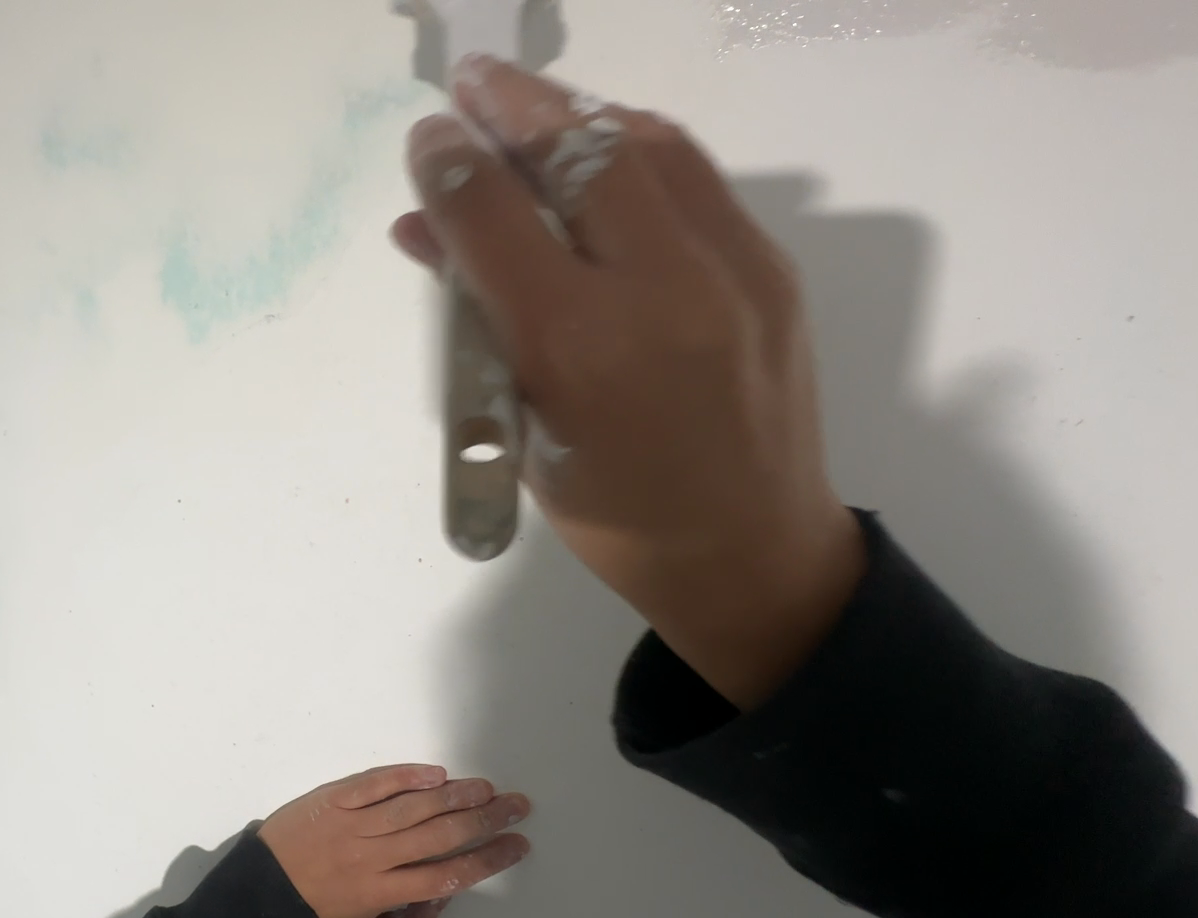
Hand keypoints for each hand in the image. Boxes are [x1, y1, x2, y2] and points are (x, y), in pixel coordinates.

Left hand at [257, 764, 529, 917]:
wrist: (250, 901)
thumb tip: (446, 896)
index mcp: (383, 893)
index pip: (450, 875)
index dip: (490, 859)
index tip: (519, 845)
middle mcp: (374, 856)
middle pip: (441, 834)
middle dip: (485, 819)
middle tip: (516, 805)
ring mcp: (352, 824)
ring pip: (414, 806)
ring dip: (454, 795)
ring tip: (484, 787)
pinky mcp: (332, 800)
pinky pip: (374, 784)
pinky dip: (406, 777)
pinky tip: (435, 773)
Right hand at [394, 55, 865, 707]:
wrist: (749, 554)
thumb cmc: (613, 518)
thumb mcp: (521, 434)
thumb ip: (478, 329)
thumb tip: (428, 238)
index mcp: (580, 354)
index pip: (497, 223)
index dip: (451, 167)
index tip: (426, 138)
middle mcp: (661, 293)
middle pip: (580, 153)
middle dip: (514, 106)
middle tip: (470, 82)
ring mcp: (733, 272)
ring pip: (648, 147)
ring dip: (577, 115)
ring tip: (528, 108)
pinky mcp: (771, 268)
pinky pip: (693, 179)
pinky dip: (633, 149)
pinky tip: (597, 154)